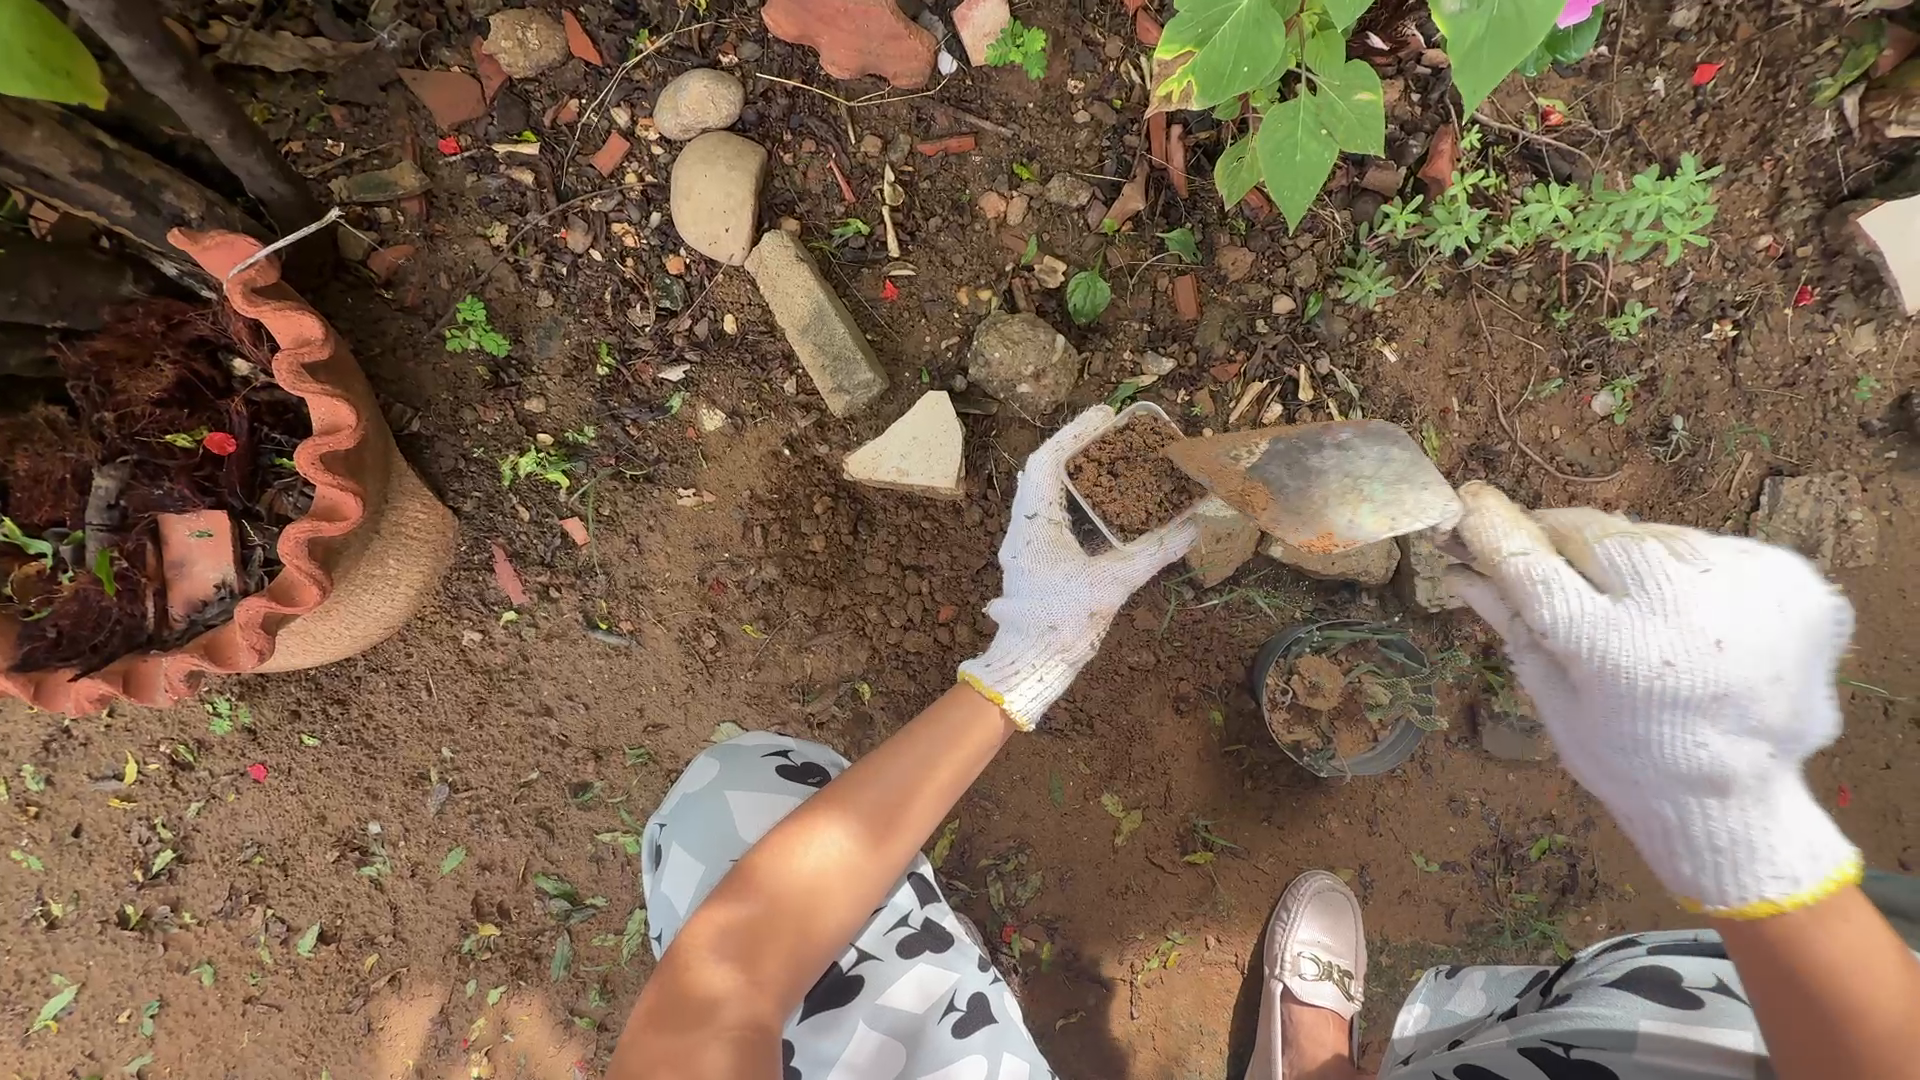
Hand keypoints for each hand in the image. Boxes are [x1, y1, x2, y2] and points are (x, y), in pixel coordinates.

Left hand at [959, 406, 1198, 729]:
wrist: (1030, 663)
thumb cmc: (1064, 624)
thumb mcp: (1114, 585)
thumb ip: (1155, 553)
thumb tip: (1195, 524)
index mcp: (1034, 526)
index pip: (1046, 461)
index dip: (1075, 433)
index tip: (1106, 415)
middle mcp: (1023, 528)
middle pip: (1046, 471)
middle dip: (1079, 447)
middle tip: (1115, 432)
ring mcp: (1026, 542)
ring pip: (1047, 491)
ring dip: (1077, 472)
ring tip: (1114, 457)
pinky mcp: (1035, 557)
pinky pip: (1053, 514)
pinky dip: (1077, 499)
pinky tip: (1105, 499)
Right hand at [1443, 481, 1860, 917]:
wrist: (1735, 797)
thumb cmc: (1621, 752)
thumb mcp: (1548, 690)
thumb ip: (1509, 618)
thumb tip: (1457, 567)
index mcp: (1613, 650)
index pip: (1530, 564)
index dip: (1492, 529)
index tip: (1465, 501)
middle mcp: (1684, 612)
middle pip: (1590, 534)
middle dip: (1552, 536)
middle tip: (1534, 549)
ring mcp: (1751, 591)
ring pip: (1645, 534)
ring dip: (1613, 551)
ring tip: (1616, 593)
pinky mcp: (1796, 581)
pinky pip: (1703, 545)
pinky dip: (1673, 564)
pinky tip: (1676, 604)